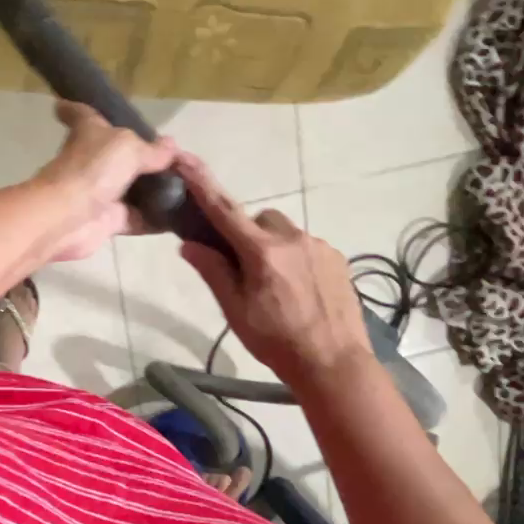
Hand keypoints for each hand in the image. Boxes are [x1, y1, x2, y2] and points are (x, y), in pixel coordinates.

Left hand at [31, 101, 177, 261]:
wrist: (68, 219)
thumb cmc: (92, 169)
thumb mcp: (129, 147)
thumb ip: (152, 150)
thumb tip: (171, 146)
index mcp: (89, 132)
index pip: (81, 114)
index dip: (75, 107)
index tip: (65, 104)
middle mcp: (93, 161)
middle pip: (118, 155)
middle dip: (142, 157)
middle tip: (175, 158)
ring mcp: (101, 193)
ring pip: (132, 190)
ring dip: (156, 190)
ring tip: (188, 184)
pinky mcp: (108, 222)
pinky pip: (138, 219)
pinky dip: (157, 219)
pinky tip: (181, 215)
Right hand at [173, 153, 372, 380]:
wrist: (333, 361)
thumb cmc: (276, 341)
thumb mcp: (236, 312)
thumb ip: (214, 273)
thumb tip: (189, 245)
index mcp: (263, 252)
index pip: (225, 212)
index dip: (203, 186)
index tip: (186, 162)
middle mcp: (293, 238)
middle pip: (260, 220)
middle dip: (246, 234)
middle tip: (241, 269)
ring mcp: (319, 246)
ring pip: (285, 233)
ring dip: (272, 248)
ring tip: (274, 288)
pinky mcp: (336, 258)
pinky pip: (306, 247)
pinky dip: (294, 260)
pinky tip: (297, 292)